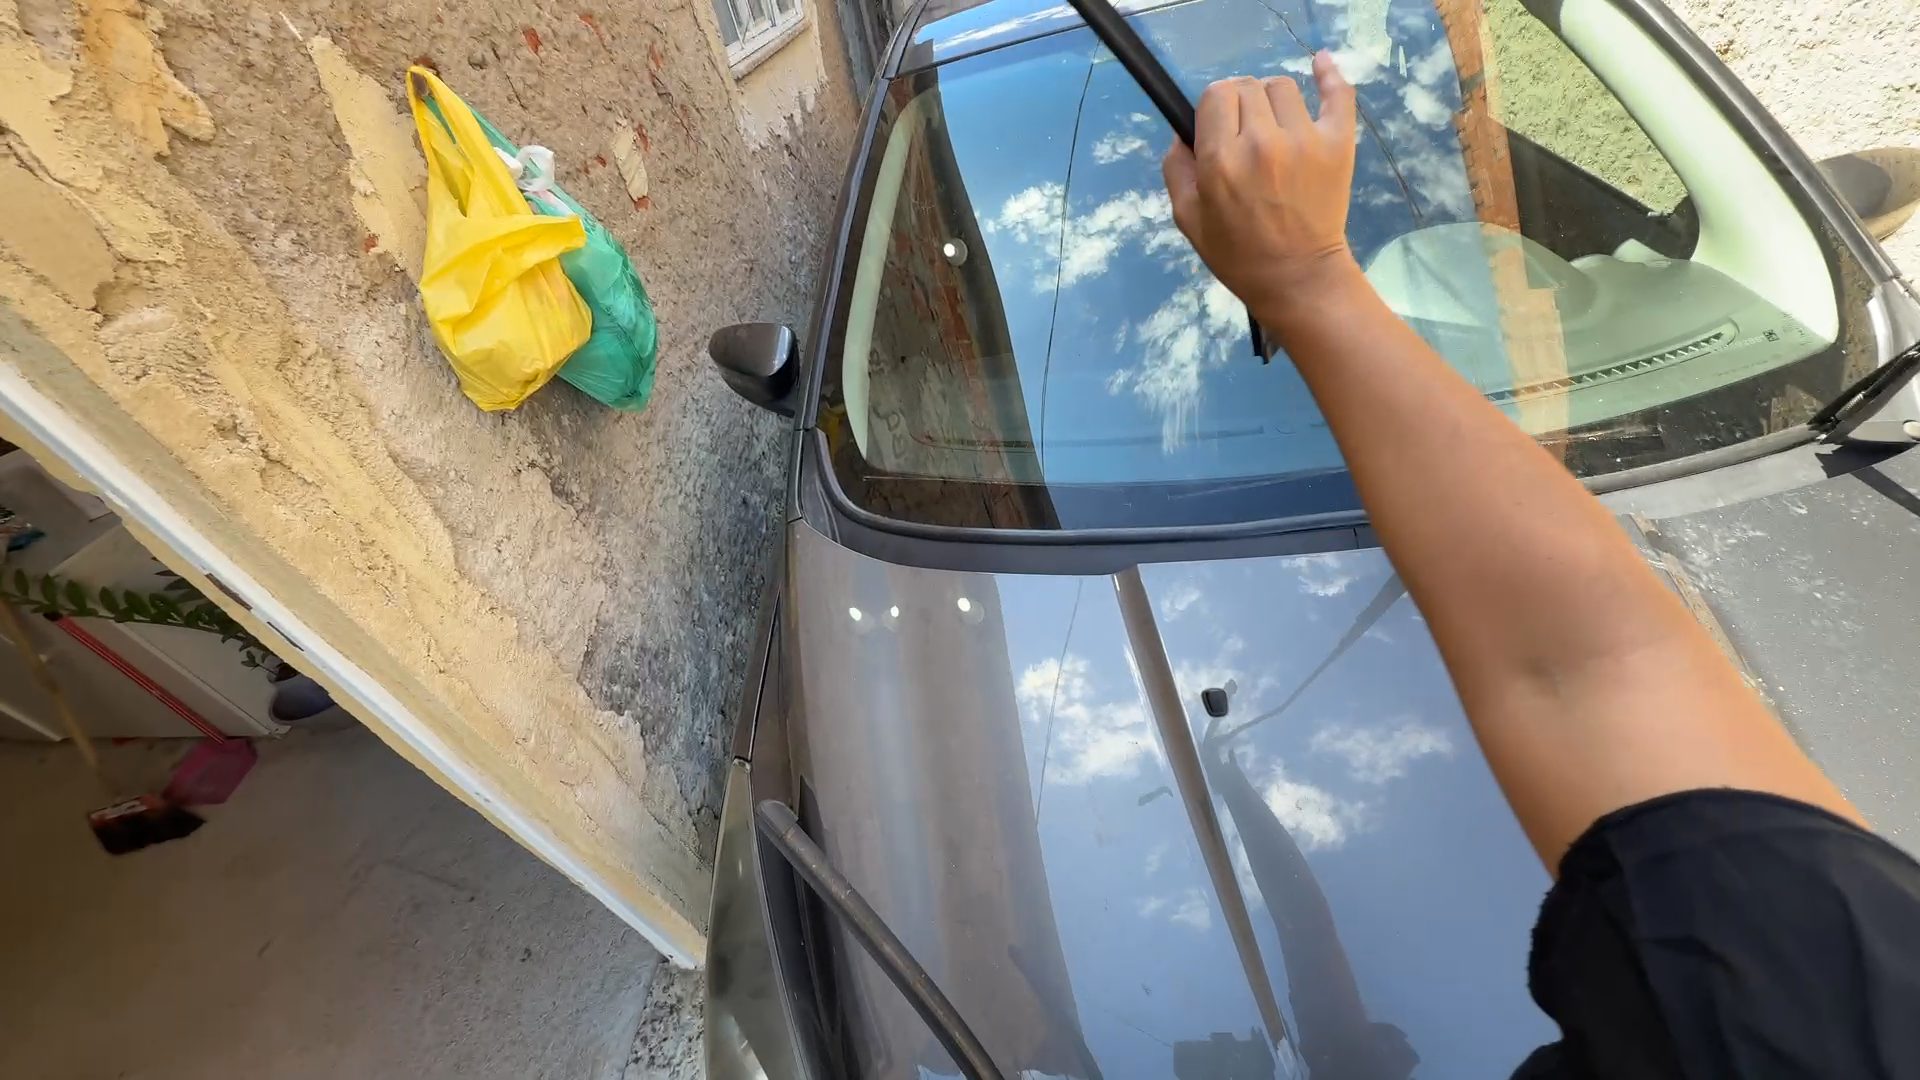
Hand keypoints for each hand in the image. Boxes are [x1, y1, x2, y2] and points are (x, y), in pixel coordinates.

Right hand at [1162, 52, 1360, 327]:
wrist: (1295, 277)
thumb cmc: (1236, 255)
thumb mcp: (1188, 221)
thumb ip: (1177, 171)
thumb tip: (1182, 133)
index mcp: (1221, 162)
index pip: (1214, 96)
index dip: (1212, 108)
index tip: (1217, 127)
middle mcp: (1261, 142)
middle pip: (1247, 87)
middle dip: (1239, 105)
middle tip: (1243, 135)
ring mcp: (1304, 138)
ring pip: (1282, 87)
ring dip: (1272, 101)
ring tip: (1274, 129)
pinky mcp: (1338, 140)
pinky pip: (1335, 89)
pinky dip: (1327, 73)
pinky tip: (1319, 66)